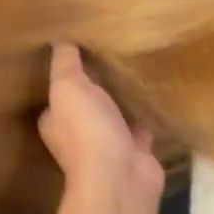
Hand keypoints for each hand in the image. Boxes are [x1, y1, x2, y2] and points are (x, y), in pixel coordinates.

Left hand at [39, 43, 164, 209]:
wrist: (120, 177)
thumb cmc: (87, 131)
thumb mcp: (68, 87)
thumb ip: (66, 62)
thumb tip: (59, 36)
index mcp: (56, 119)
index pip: (59, 92)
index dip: (69, 72)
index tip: (84, 47)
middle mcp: (79, 133)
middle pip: (88, 102)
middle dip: (100, 84)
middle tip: (115, 51)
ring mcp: (108, 144)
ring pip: (115, 113)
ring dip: (123, 98)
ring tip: (137, 65)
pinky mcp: (135, 150)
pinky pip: (140, 125)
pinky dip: (146, 112)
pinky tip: (156, 91)